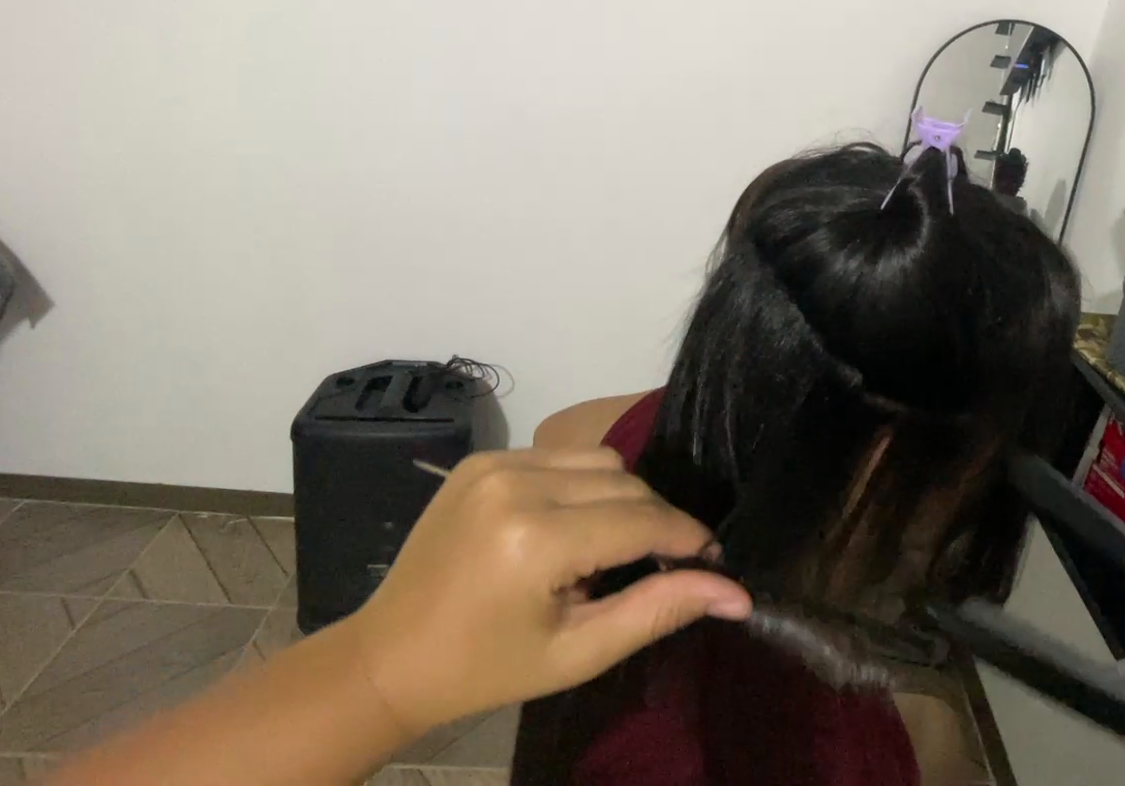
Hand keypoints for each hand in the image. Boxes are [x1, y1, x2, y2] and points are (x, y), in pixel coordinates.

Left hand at [345, 447, 751, 735]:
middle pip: (626, 484)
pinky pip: (563, 457)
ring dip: (623, 498)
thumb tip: (735, 593)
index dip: (686, 537)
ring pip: (600, 462)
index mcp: (534, 540)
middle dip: (656, 521)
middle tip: (660, 565)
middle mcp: (516, 483)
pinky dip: (584, 485)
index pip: (641, 520)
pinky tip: (571, 525)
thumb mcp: (577, 653)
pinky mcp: (484, 457)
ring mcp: (496, 462)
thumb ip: (658, 611)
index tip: (712, 559)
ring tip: (610, 546)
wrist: (390, 655)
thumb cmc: (487, 668)